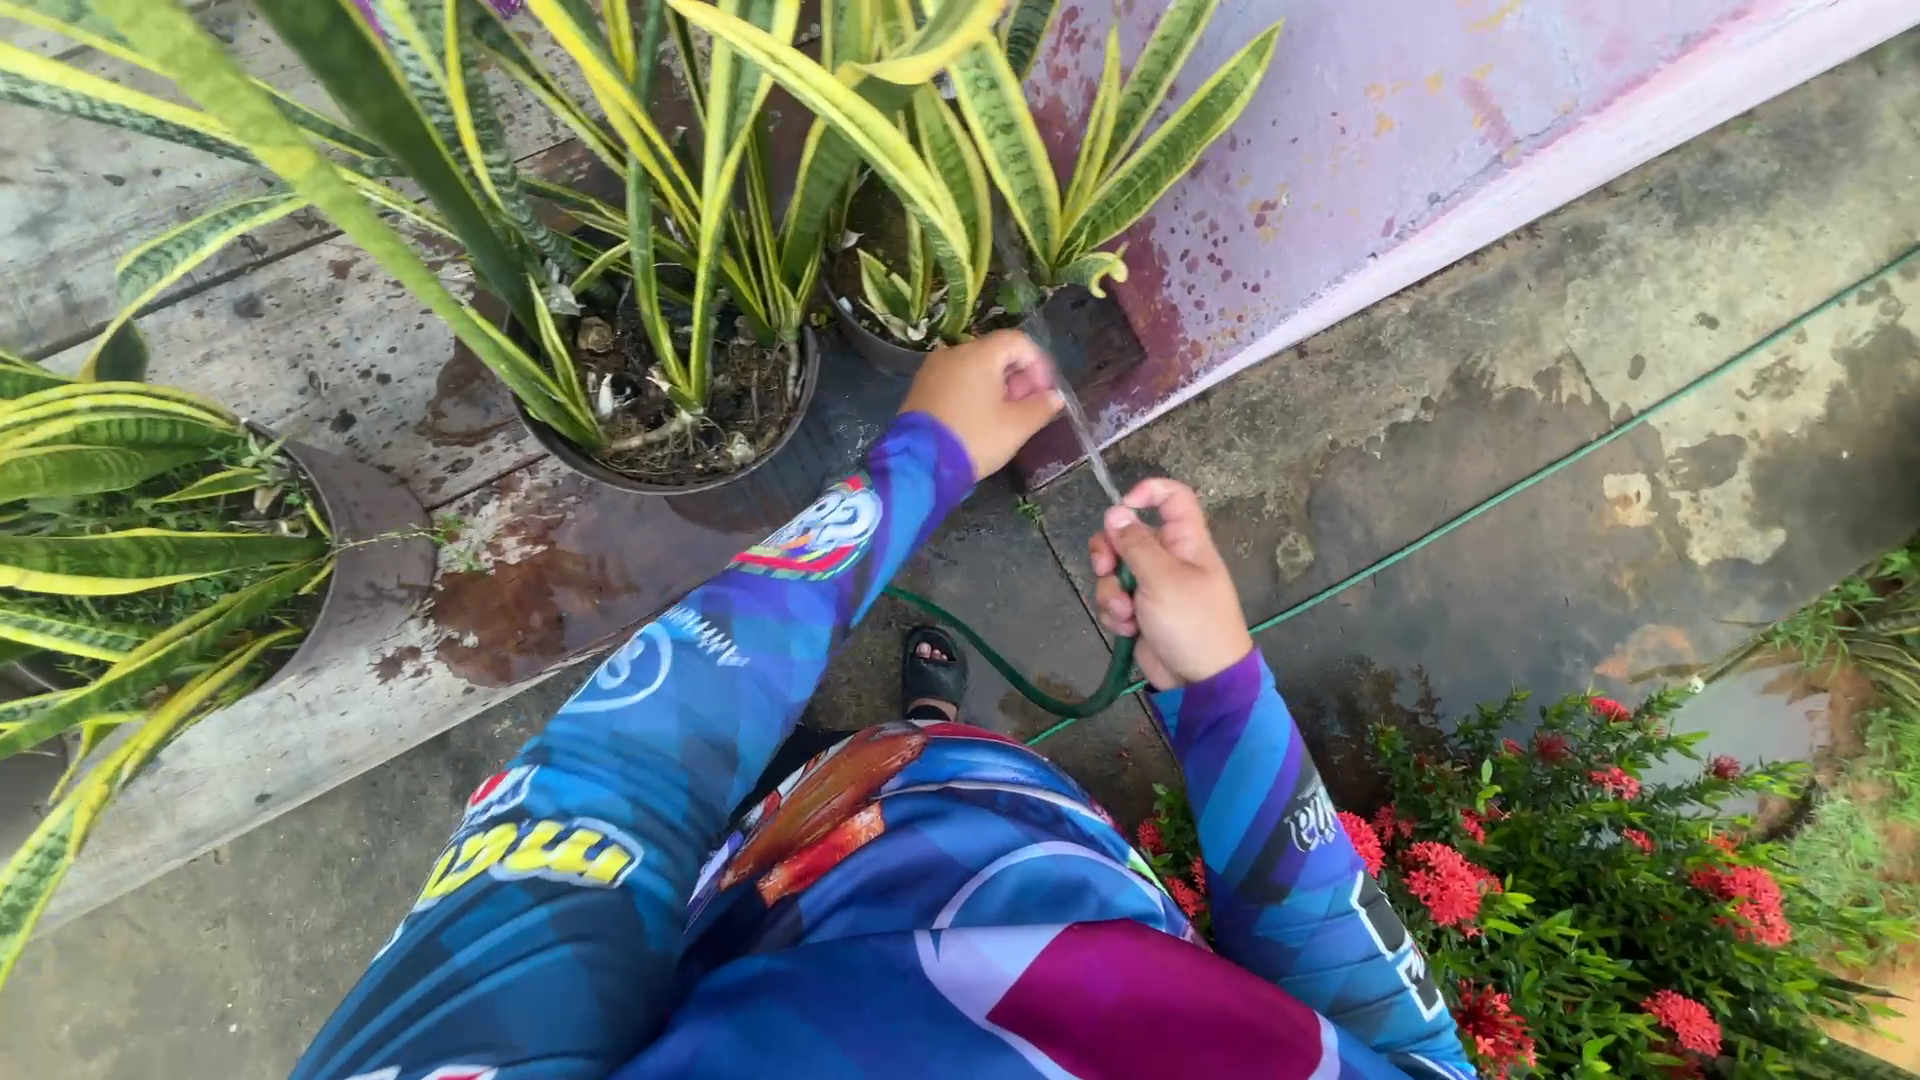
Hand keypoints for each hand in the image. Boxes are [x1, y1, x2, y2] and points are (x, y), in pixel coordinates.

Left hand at [899, 330, 1062, 480]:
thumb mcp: (1016, 427)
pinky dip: (972, 392)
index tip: (1044, 393)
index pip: (1018, 342)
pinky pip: (955, 380)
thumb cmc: (974, 439)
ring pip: (974, 368)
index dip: (1038, 365)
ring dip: (996, 387)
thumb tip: (1054, 397)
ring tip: (1004, 417)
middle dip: (1018, 378)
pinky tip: (978, 419)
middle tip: (1027, 408)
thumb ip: (1040, 408)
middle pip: (995, 353)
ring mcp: (932, 369)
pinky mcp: (920, 388)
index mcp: (979, 354)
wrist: (919, 464)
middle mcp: (953, 353)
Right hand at [1088, 478, 1252, 688]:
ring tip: (1126, 614)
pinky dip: (1114, 613)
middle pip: (1126, 534)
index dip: (1147, 493)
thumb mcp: (1162, 579)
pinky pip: (1113, 598)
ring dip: (1111, 592)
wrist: (1200, 680)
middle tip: (1106, 568)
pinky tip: (1127, 629)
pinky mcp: (1137, 610)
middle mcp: (1167, 557)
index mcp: (1185, 541)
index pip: (1172, 498)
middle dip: (1109, 553)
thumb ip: (1135, 544)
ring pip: (1113, 570)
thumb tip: (1114, 512)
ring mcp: (1150, 585)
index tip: (1122, 509)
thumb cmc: (1192, 622)